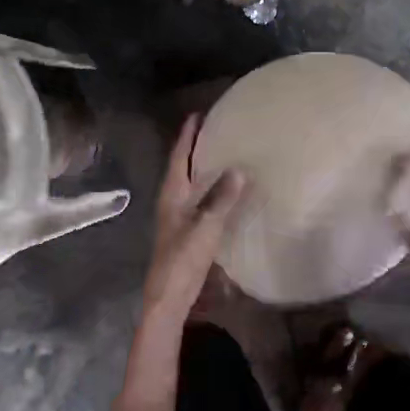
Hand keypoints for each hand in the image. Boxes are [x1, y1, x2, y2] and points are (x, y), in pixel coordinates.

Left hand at [144, 114, 247, 323]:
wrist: (170, 296)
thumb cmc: (183, 258)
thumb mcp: (205, 226)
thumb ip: (222, 198)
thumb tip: (239, 169)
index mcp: (172, 194)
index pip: (179, 157)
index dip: (187, 136)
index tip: (197, 114)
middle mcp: (173, 201)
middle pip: (184, 167)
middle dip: (196, 148)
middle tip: (215, 128)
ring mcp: (179, 217)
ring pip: (192, 184)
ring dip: (204, 168)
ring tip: (224, 152)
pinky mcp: (188, 232)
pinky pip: (201, 200)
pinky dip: (212, 189)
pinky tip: (228, 191)